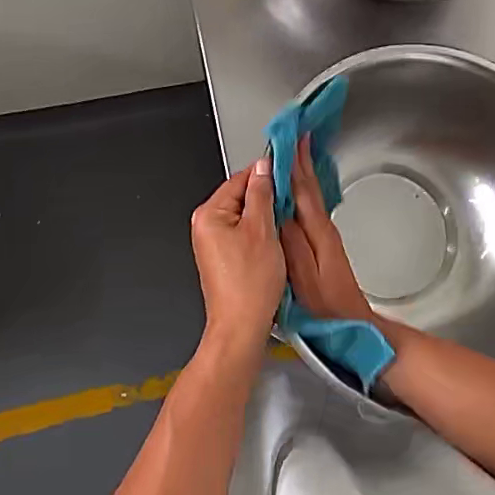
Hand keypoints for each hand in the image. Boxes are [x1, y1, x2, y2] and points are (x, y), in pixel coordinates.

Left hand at [190, 156, 285, 350]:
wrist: (241, 325)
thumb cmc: (248, 287)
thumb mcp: (262, 229)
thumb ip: (262, 194)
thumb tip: (263, 168)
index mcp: (209, 214)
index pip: (240, 178)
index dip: (266, 174)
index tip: (286, 172)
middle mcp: (206, 226)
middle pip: (242, 195)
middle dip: (267, 198)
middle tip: (289, 205)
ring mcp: (214, 241)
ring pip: (246, 215)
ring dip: (266, 217)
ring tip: (281, 228)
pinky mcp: (224, 255)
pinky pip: (244, 232)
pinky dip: (261, 233)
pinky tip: (274, 243)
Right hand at [279, 136, 373, 322]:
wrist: (353, 325)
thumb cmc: (326, 308)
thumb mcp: (304, 278)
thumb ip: (292, 244)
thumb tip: (280, 214)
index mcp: (318, 234)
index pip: (303, 191)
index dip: (295, 165)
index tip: (290, 142)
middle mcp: (324, 230)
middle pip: (310, 188)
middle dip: (302, 161)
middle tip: (296, 137)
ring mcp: (326, 237)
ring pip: (312, 196)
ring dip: (304, 174)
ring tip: (297, 155)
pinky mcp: (325, 245)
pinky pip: (311, 209)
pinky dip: (305, 193)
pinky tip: (300, 191)